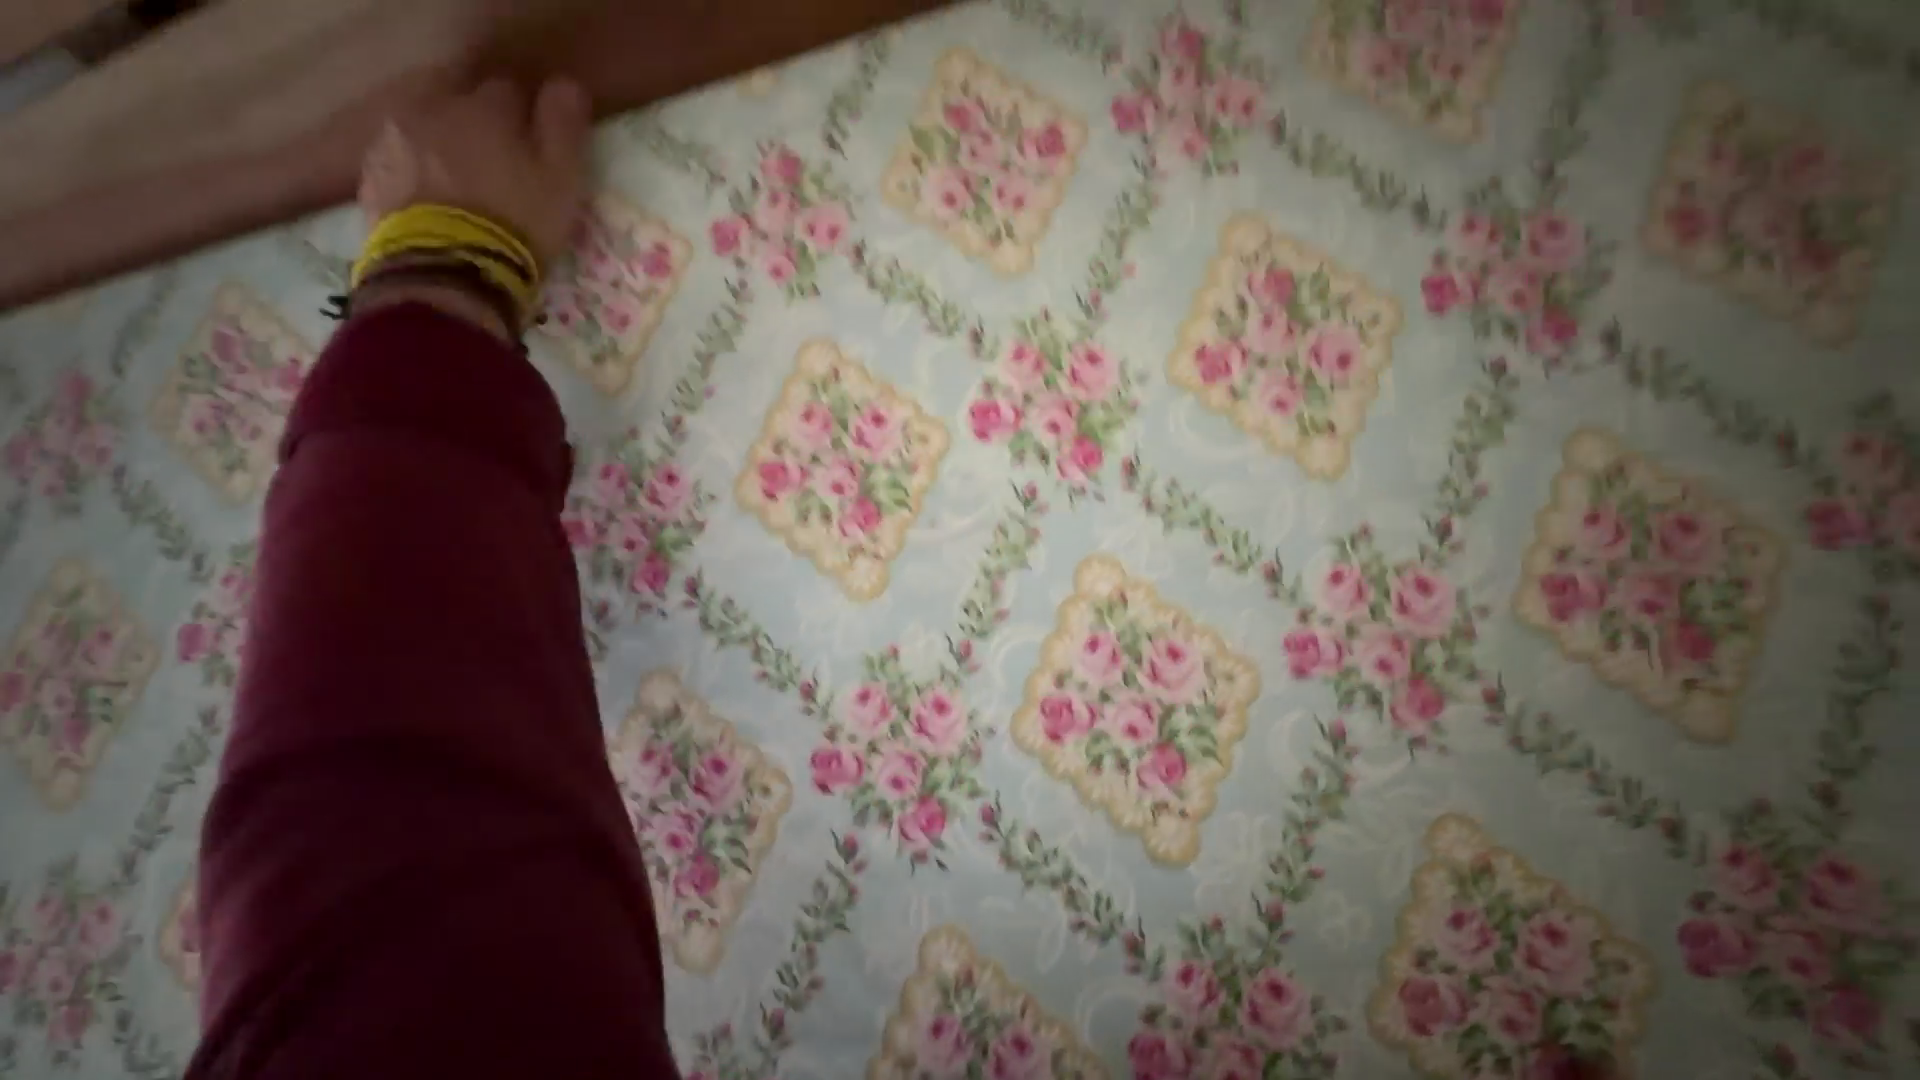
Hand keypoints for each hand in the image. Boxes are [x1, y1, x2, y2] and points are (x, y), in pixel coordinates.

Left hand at [358, 76, 593, 274]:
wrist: (448, 273)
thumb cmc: (518, 223)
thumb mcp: (561, 179)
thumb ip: (563, 126)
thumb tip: (564, 84)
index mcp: (483, 108)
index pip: (509, 92)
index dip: (526, 118)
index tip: (537, 148)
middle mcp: (432, 110)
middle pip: (460, 105)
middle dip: (479, 128)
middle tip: (499, 169)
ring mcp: (394, 140)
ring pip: (426, 131)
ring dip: (444, 148)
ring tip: (463, 189)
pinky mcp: (371, 177)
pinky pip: (400, 163)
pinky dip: (417, 175)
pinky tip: (434, 204)